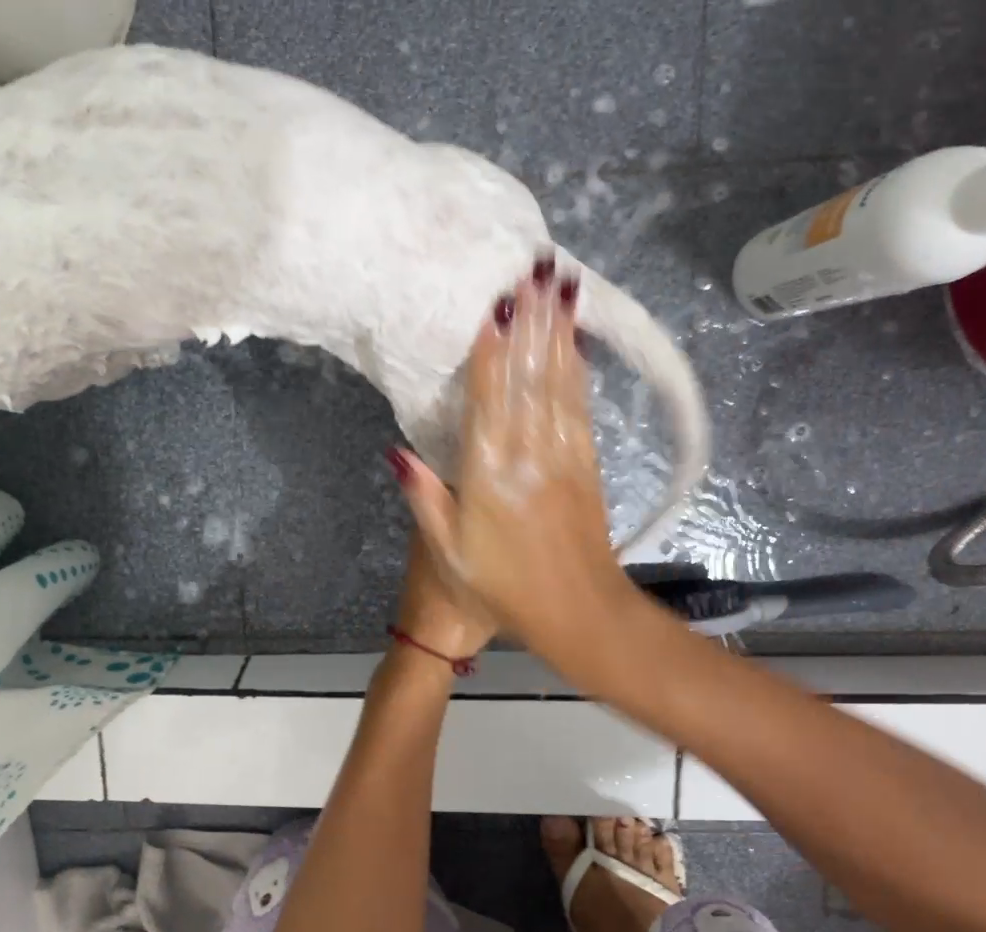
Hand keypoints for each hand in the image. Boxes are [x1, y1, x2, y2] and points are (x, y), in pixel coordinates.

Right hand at [389, 257, 646, 663]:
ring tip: (560, 284)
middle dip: (531, 320)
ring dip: (558, 331)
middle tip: (536, 267)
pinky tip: (577, 340)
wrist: (577, 610)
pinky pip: (580, 405)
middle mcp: (529, 453)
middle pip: (529, 376)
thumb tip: (397, 450)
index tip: (494, 301)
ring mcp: (564, 454)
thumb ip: (425, 497)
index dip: (490, 349)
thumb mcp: (448, 551)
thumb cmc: (501, 585)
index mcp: (489, 473)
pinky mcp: (588, 462)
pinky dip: (579, 367)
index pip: (489, 398)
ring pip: (559, 381)